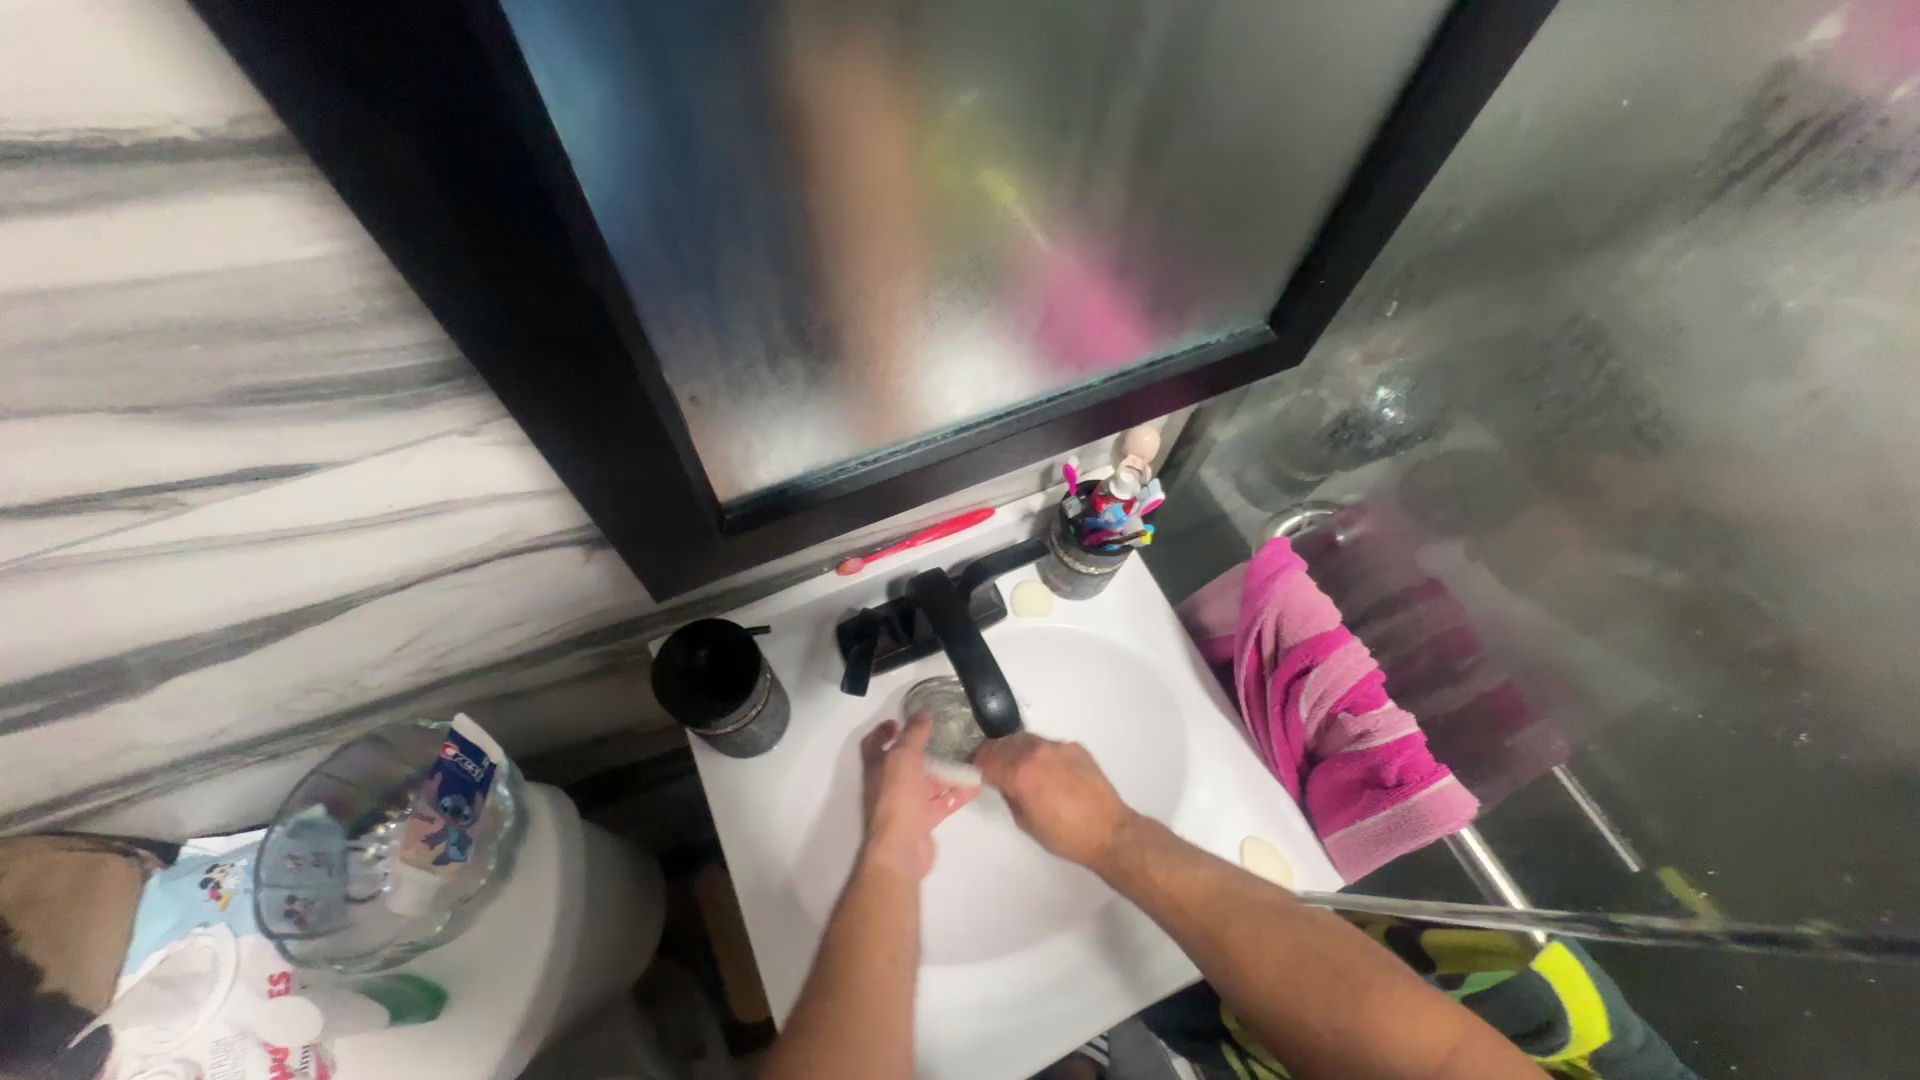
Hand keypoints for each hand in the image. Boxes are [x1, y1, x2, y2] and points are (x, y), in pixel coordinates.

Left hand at [859, 715, 978, 878]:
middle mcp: (889, 785)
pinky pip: (941, 803)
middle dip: (923, 751)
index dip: (883, 731)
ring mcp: (905, 805)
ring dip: (944, 772)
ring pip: (926, 783)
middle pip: (905, 763)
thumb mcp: (903, 758)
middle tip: (944, 738)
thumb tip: (922, 712)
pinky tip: (974, 786)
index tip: (898, 721)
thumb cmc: (896, 798)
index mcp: (878, 768)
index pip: (874, 744)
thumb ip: (914, 734)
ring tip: (966, 759)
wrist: (900, 850)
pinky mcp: (922, 822)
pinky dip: (956, 794)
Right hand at [973, 733, 1137, 869]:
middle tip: (990, 767)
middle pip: (1004, 744)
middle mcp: (1037, 751)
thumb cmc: (1064, 834)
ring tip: (1015, 766)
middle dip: (993, 754)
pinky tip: (1044, 770)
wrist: (1108, 830)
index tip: (972, 769)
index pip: (987, 758)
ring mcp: (1058, 746)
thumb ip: (1009, 794)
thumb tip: (1002, 782)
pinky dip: (1038, 753)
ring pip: (1026, 740)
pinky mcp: (1075, 747)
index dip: (976, 764)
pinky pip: (1048, 745)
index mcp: (1021, 771)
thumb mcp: (1024, 821)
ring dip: (1015, 750)